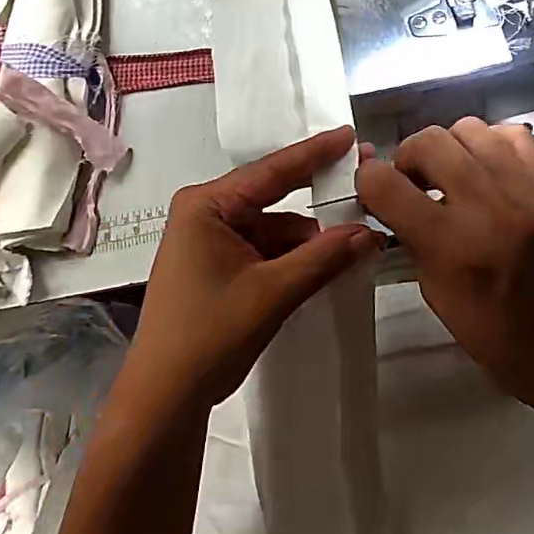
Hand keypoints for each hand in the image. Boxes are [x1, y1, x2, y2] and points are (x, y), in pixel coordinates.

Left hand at [121, 126, 384, 415]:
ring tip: (355, 236)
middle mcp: (205, 211)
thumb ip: (323, 258)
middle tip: (361, 179)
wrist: (164, 397)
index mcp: (207, 205)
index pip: (271, 170)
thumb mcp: (272, 293)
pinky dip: (292, 255)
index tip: (350, 135)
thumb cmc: (209, 335)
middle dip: (317, 194)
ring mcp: (209, 238)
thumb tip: (369, 232)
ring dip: (308, 236)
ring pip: (272, 225)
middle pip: (272, 195)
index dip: (315, 153)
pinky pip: (262, 247)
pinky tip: (325, 262)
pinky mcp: (215, 262)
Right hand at [356, 117, 533, 419]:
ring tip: (451, 175)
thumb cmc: (501, 338)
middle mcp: (490, 206)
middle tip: (413, 184)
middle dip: (407, 159)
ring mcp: (527, 189)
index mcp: (455, 245)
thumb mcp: (438, 296)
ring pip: (467, 128)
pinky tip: (487, 171)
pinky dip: (489, 145)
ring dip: (448, 148)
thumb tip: (391, 200)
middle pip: (428, 141)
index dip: (368, 182)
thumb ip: (413, 240)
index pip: (387, 185)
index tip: (372, 191)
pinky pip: (510, 134)